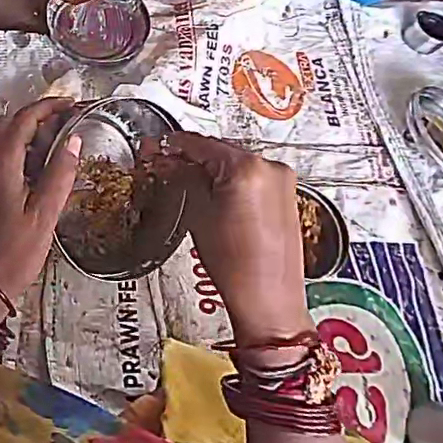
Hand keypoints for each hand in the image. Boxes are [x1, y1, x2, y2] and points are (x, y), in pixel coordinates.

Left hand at [0, 98, 82, 303]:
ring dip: (21, 135)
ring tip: (50, 148)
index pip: (22, 120)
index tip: (68, 105)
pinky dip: (10, 153)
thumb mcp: (45, 215)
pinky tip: (29, 171)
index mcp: (0, 165)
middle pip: (5, 125)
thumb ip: (60, 174)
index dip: (46, 107)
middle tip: (62, 126)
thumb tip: (74, 140)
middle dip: (33, 118)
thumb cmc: (15, 253)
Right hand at [145, 131, 309, 342]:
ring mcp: (282, 181)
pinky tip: (209, 190)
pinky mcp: (286, 195)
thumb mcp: (197, 213)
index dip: (171, 145)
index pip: (201, 144)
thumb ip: (183, 177)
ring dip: (209, 168)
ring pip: (234, 163)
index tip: (155, 147)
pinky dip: (228, 179)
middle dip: (190, 156)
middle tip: (163, 162)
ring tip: (182, 178)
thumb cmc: (236, 264)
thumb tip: (170, 161)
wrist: (267, 298)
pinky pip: (250, 177)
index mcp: (247, 168)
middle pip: (219, 150)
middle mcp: (270, 168)